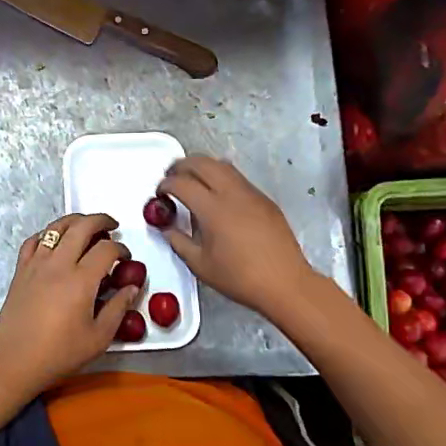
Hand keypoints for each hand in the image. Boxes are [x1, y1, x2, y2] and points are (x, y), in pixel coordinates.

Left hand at [0, 213, 138, 397]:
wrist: (16, 362)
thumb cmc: (59, 354)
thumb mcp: (99, 337)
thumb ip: (118, 308)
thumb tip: (131, 288)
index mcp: (81, 281)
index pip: (106, 250)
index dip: (121, 249)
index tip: (125, 257)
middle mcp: (58, 265)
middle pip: (81, 227)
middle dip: (101, 221)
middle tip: (111, 226)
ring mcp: (36, 265)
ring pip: (56, 228)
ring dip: (74, 221)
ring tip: (86, 225)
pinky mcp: (21, 271)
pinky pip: (33, 241)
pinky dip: (47, 234)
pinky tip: (54, 240)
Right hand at [157, 157, 316, 315]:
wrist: (285, 282)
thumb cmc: (239, 278)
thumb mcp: (200, 265)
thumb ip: (179, 242)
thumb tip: (167, 229)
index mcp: (212, 209)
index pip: (182, 183)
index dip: (166, 184)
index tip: (160, 192)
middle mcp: (232, 193)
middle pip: (203, 163)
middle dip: (182, 165)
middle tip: (171, 175)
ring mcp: (251, 194)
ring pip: (223, 166)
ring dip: (203, 166)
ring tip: (193, 178)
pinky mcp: (264, 200)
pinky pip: (238, 178)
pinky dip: (221, 176)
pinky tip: (217, 193)